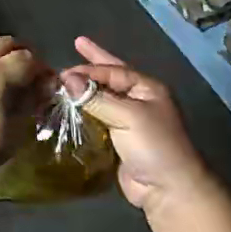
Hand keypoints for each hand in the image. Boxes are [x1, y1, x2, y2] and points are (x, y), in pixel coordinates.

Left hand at [0, 32, 48, 191]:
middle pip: (5, 42)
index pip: (26, 59)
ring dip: (1, 48)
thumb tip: (46, 84)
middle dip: (23, 53)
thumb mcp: (14, 130)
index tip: (47, 81)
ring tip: (7, 68)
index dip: (41, 68)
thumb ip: (31, 101)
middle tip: (30, 73)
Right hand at [62, 36, 220, 211]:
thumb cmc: (153, 145)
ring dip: (85, 90)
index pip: (113, 71)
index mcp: (147, 88)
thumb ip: (96, 98)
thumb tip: (67, 80)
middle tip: (77, 43)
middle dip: (94, 63)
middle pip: (111, 77)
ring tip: (66, 78)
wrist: (167, 188)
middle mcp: (139, 101)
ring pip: (103, 99)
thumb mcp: (127, 116)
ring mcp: (130, 122)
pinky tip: (70, 110)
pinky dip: (84, 114)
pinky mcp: (119, 142)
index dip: (88, 68)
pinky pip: (98, 121)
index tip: (62, 72)